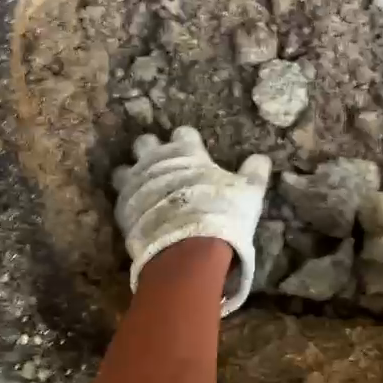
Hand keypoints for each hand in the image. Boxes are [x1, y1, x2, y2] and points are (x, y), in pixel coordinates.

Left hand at [113, 127, 272, 314]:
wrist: (188, 248)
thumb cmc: (221, 213)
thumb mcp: (248, 193)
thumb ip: (254, 174)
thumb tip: (262, 158)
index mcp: (186, 153)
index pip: (183, 133)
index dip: (187, 140)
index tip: (192, 149)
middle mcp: (156, 162)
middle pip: (145, 144)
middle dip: (150, 150)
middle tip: (160, 164)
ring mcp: (136, 185)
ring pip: (123, 170)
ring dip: (130, 176)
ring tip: (140, 188)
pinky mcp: (123, 210)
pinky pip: (120, 200)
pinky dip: (128, 204)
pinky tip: (136, 214)